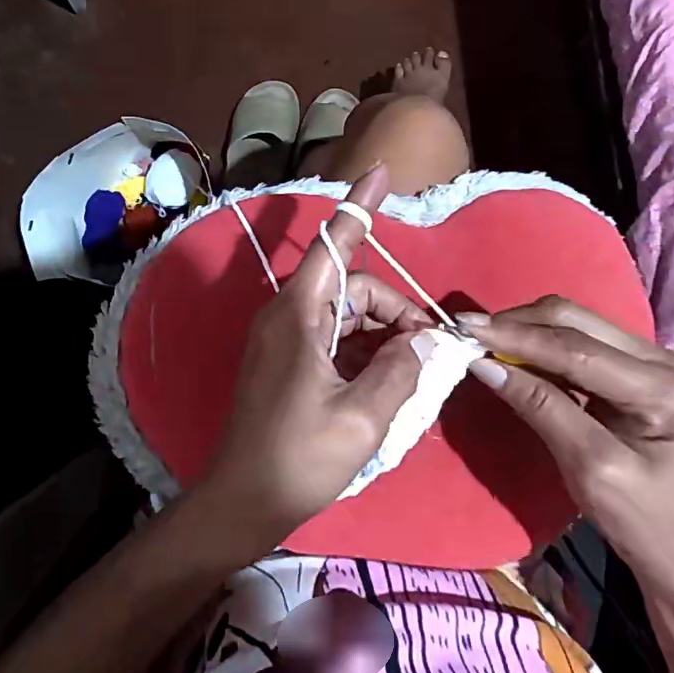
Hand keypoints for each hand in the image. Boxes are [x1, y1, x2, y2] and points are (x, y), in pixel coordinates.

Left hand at [198, 163, 434, 546]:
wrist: (242, 500)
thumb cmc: (299, 457)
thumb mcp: (362, 416)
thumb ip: (401, 369)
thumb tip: (425, 340)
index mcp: (299, 314)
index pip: (333, 244)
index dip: (360, 207)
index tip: (381, 172)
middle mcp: (287, 315)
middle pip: (352, 286)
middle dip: (395, 307)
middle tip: (430, 349)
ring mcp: (284, 338)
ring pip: (346, 313)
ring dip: (384, 332)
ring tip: (416, 368)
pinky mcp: (286, 361)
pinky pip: (334, 337)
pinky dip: (365, 349)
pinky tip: (391, 377)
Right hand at [455, 297, 673, 575]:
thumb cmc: (639, 519)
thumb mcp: (588, 468)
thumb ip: (541, 408)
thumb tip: (484, 365)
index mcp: (668, 393)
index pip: (579, 351)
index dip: (519, 338)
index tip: (467, 329)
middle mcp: (668, 364)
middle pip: (579, 322)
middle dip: (519, 324)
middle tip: (470, 332)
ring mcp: (656, 360)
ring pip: (577, 323)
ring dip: (527, 329)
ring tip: (485, 340)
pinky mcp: (639, 366)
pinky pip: (581, 339)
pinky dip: (541, 343)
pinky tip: (514, 352)